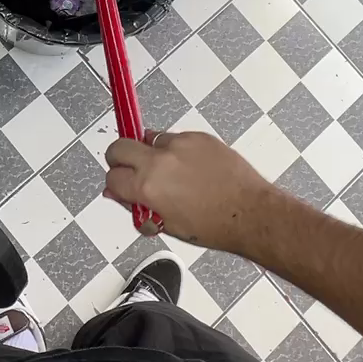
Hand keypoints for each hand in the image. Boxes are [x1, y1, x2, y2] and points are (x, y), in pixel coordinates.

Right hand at [104, 131, 276, 254]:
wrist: (250, 212)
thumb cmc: (214, 225)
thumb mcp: (167, 224)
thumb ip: (137, 205)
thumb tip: (116, 194)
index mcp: (148, 187)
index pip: (112, 177)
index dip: (115, 185)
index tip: (121, 188)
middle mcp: (159, 161)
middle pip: (119, 147)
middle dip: (119, 159)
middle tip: (130, 171)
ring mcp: (179, 144)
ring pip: (148, 140)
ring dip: (150, 154)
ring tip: (171, 173)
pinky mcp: (197, 136)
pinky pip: (175, 138)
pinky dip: (176, 151)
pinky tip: (191, 169)